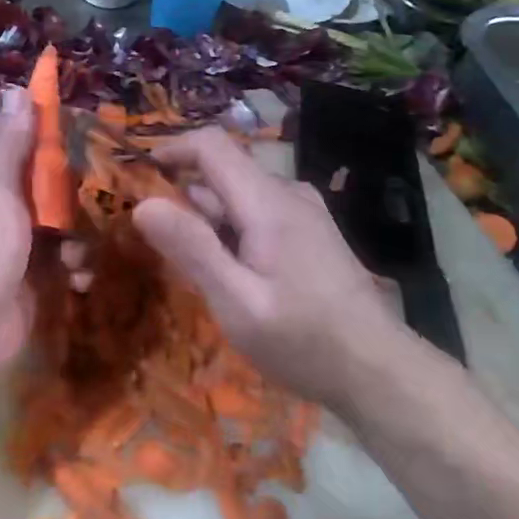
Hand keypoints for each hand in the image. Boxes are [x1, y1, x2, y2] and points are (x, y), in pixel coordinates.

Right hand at [134, 128, 403, 406]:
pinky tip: (228, 275)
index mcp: (267, 201)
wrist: (380, 372)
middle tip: (155, 239)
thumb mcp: (237, 302)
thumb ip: (192, 249)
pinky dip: (231, 230)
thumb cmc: (304, 340)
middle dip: (183, 194)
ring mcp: (304, 214)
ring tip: (189, 266)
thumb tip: (143, 204)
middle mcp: (287, 194)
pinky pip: (258, 214)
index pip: (211, 145)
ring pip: (239, 196)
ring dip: (207, 218)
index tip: (138, 176)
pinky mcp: (311, 234)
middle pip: (223, 171)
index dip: (171, 150)